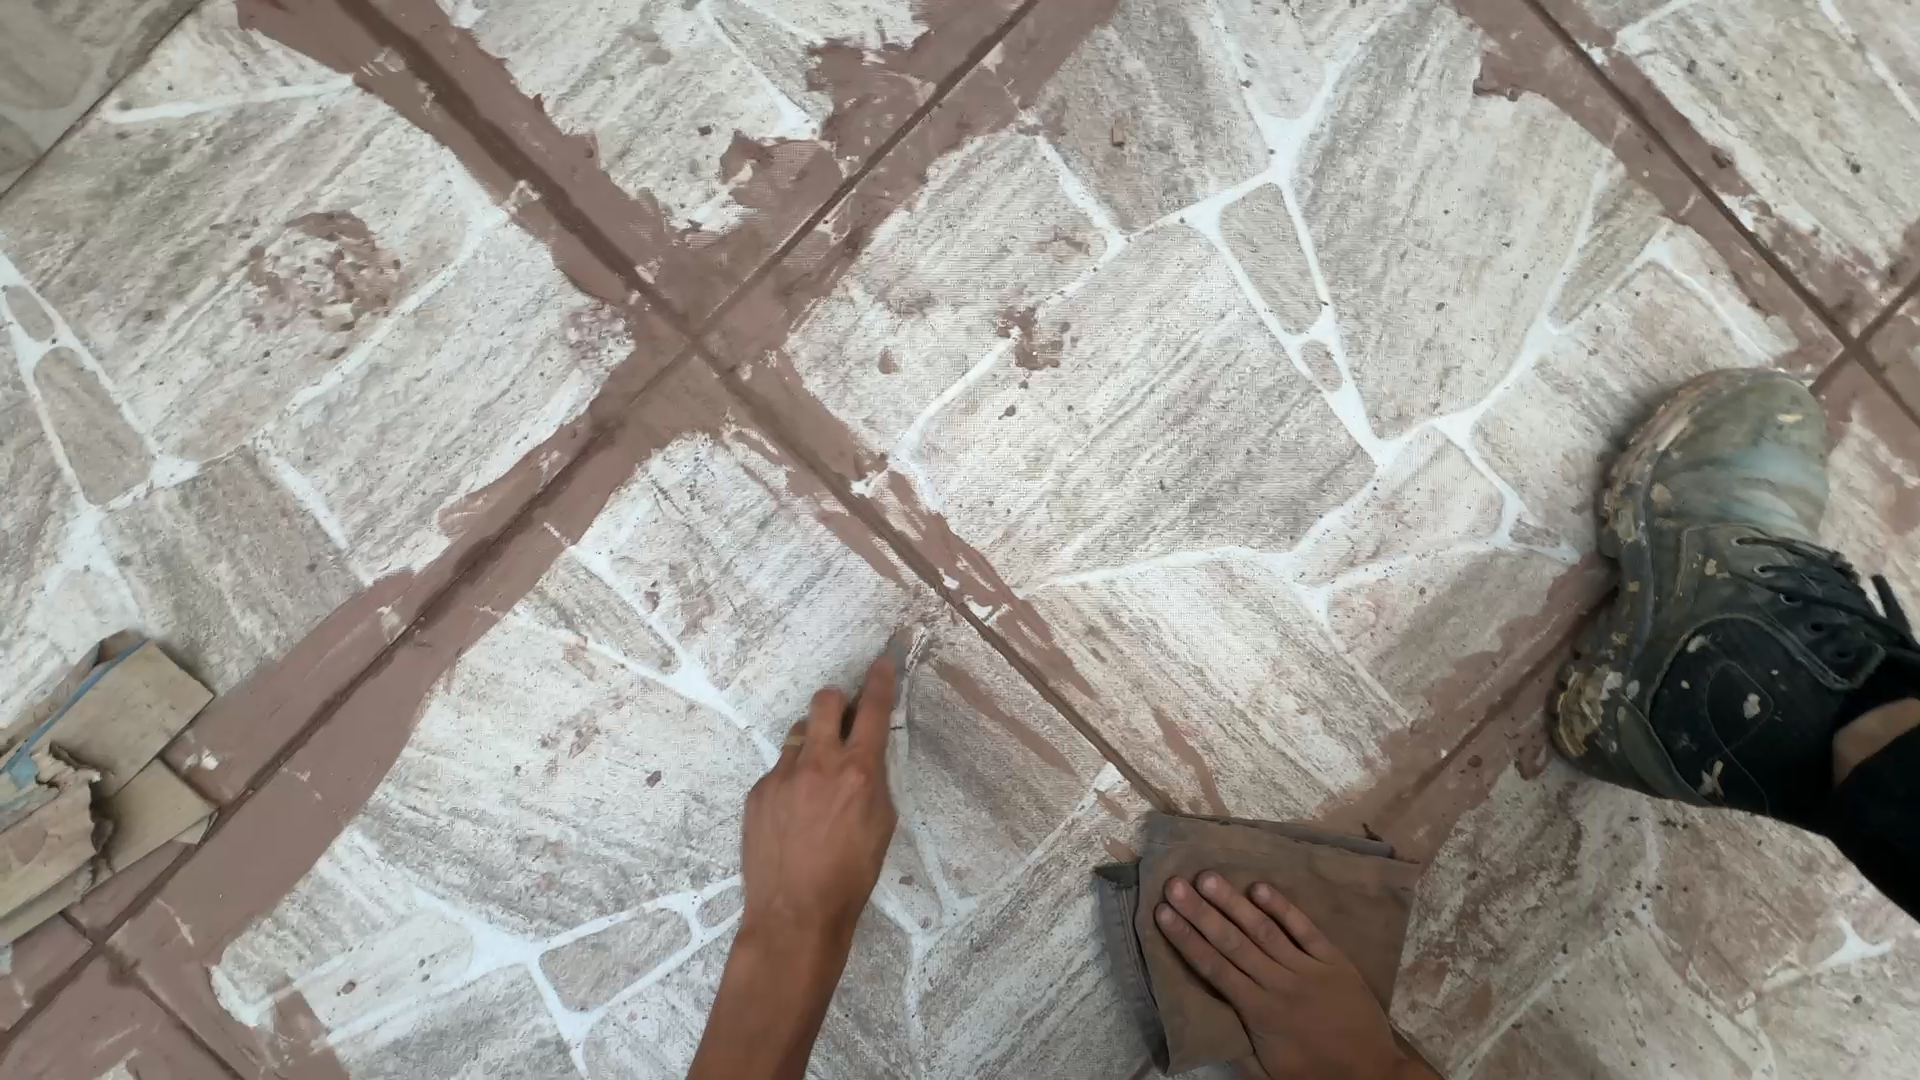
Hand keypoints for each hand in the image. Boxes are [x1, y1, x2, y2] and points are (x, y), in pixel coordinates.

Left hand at [689, 654, 899, 1079]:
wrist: (795, 915)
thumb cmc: (853, 874)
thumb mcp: (883, 822)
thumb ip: (874, 777)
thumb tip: (865, 751)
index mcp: (859, 771)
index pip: (873, 708)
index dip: (881, 679)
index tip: (883, 662)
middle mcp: (819, 763)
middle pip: (824, 700)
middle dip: (837, 702)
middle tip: (842, 720)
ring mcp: (782, 775)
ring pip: (798, 733)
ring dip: (812, 743)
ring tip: (816, 781)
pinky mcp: (758, 791)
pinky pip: (779, 769)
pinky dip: (792, 779)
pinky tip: (795, 814)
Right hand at [1156, 872, 1438, 1079]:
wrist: (1376, 1076)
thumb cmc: (1315, 1073)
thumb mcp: (1270, 1073)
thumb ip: (1237, 1050)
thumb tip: (1200, 1026)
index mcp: (1259, 1013)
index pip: (1213, 969)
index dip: (1186, 940)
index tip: (1161, 913)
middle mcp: (1278, 985)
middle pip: (1231, 943)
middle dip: (1199, 912)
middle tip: (1174, 884)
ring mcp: (1307, 969)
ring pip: (1263, 930)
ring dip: (1233, 903)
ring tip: (1207, 877)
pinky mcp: (1333, 960)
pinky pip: (1305, 930)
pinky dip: (1283, 908)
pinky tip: (1259, 886)